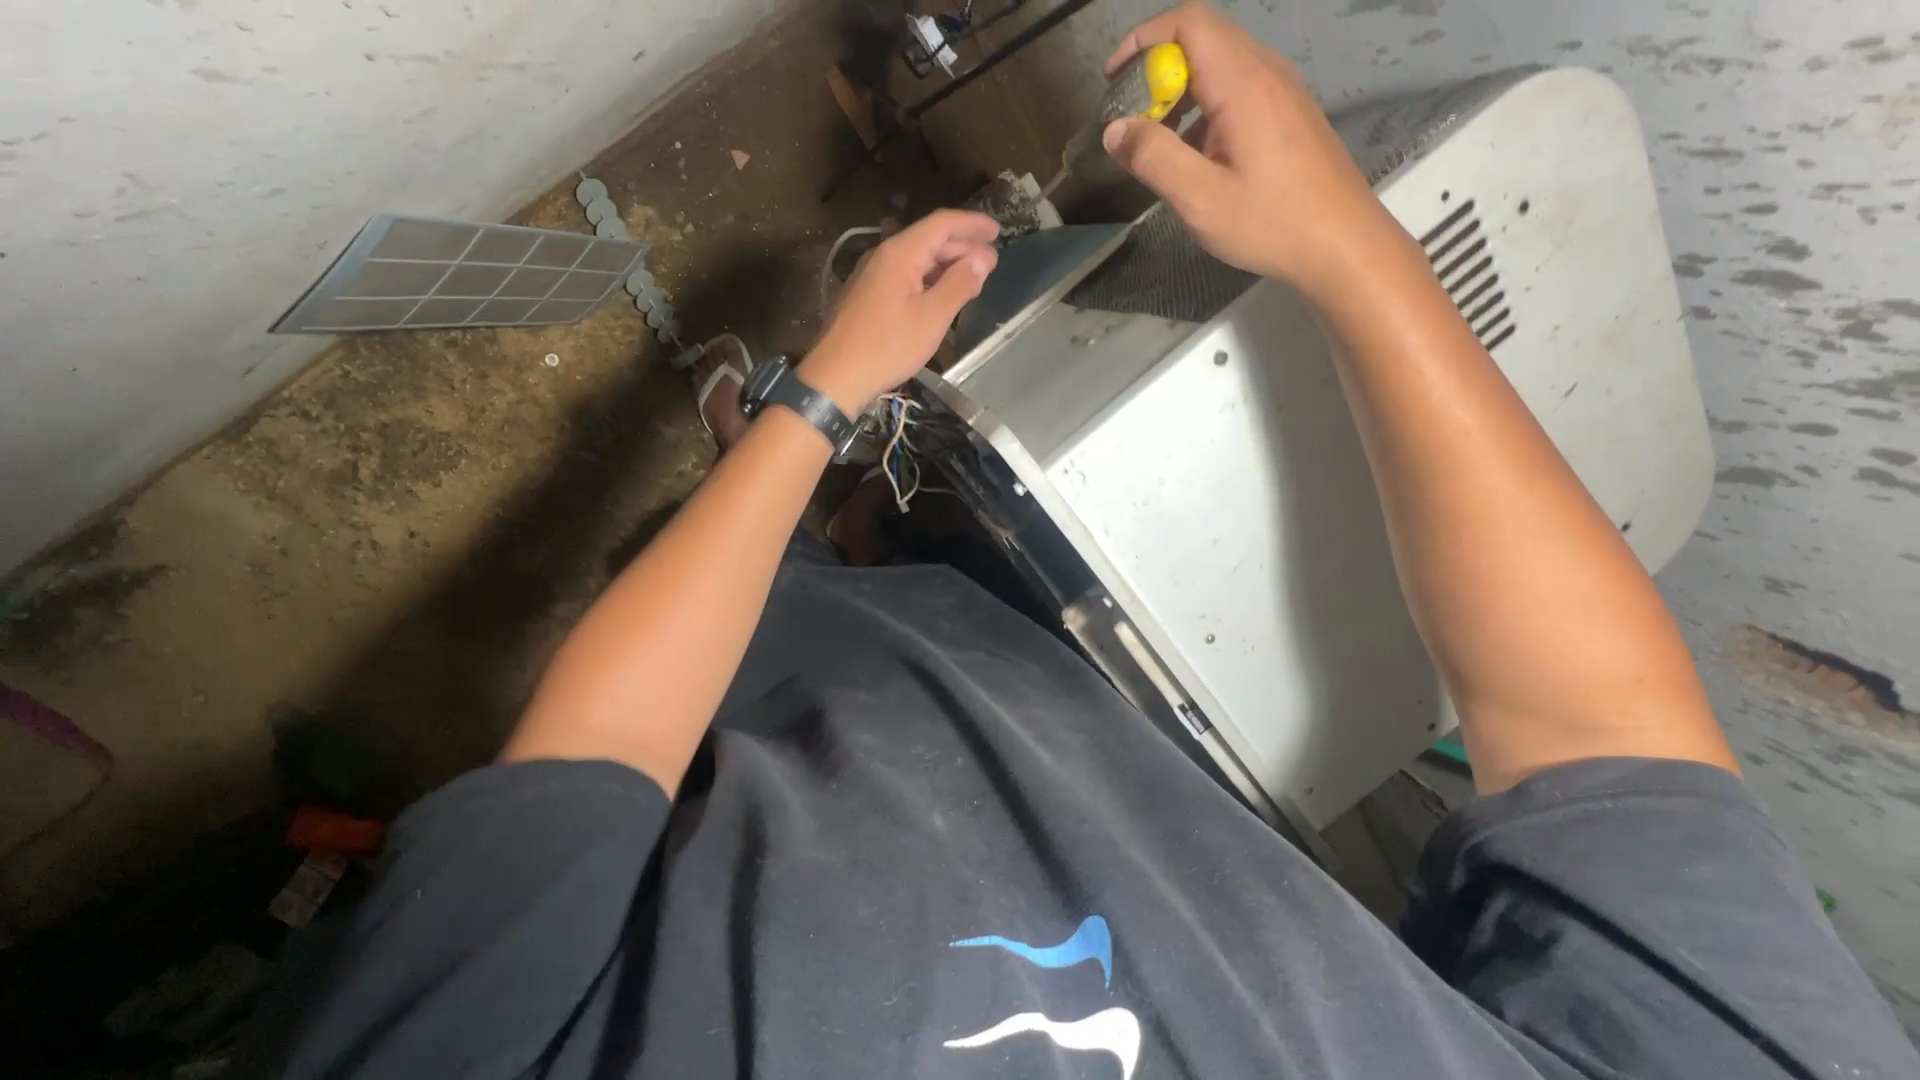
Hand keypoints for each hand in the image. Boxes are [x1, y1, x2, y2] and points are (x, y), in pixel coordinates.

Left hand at [799, 210, 999, 411]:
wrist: (835, 377)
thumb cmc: (887, 346)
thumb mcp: (931, 317)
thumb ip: (959, 284)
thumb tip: (981, 258)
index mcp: (899, 254)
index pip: (941, 224)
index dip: (971, 224)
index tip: (997, 230)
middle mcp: (883, 256)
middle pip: (928, 240)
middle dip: (962, 247)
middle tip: (991, 260)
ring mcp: (872, 276)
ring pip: (916, 260)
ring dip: (946, 265)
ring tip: (974, 277)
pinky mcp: (867, 296)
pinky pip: (905, 277)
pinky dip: (929, 279)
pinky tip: (942, 294)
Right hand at [1101, 2, 1406, 301]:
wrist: (1344, 245)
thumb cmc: (1272, 223)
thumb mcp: (1201, 200)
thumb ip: (1154, 158)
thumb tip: (1115, 130)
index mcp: (1243, 83)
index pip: (1188, 23)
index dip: (1143, 40)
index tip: (1114, 81)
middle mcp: (1266, 73)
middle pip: (1203, 37)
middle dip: (1156, 68)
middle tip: (1130, 114)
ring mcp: (1283, 91)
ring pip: (1221, 64)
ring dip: (1181, 90)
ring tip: (1157, 138)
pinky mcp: (1289, 114)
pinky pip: (1239, 89)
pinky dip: (1205, 107)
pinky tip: (1195, 154)